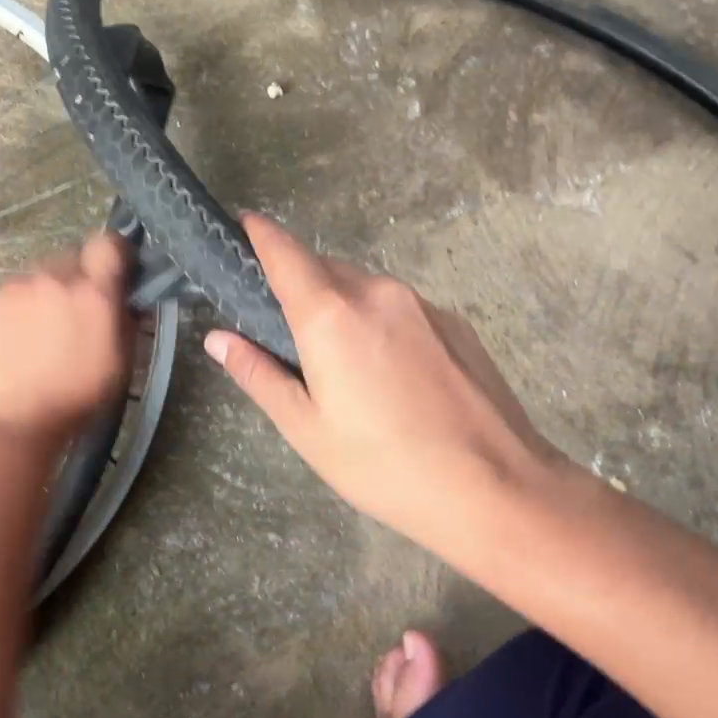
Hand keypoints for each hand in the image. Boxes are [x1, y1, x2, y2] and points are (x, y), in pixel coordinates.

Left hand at [0, 233, 132, 441]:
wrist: (16, 418)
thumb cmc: (77, 398)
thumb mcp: (121, 363)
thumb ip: (129, 319)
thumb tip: (130, 296)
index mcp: (94, 294)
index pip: (108, 243)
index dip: (113, 254)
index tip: (114, 271)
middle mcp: (56, 277)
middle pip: (74, 256)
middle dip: (80, 276)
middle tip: (77, 308)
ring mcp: (20, 283)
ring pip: (43, 270)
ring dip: (50, 287)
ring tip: (44, 325)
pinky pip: (17, 284)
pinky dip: (23, 298)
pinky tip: (21, 330)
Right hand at [204, 213, 572, 545]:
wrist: (499, 491)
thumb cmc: (385, 464)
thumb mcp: (305, 428)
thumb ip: (257, 373)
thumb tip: (218, 338)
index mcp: (331, 314)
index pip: (284, 251)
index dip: (258, 233)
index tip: (238, 226)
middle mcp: (376, 292)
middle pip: (322, 267)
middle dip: (296, 284)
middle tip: (282, 330)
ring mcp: (422, 305)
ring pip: (362, 287)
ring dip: (339, 306)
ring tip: (338, 362)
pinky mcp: (455, 323)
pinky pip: (398, 307)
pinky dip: (377, 322)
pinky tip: (387, 374)